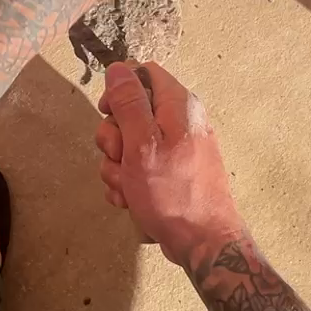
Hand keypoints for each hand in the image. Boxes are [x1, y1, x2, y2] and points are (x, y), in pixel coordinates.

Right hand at [94, 61, 247, 267]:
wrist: (202, 242)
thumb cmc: (172, 191)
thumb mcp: (142, 143)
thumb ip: (129, 103)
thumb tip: (117, 68)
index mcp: (178, 105)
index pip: (141, 73)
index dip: (119, 88)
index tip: (108, 111)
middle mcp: (177, 121)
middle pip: (128, 111)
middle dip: (113, 138)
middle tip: (121, 159)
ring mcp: (173, 149)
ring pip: (126, 144)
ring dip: (117, 167)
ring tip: (129, 188)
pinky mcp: (167, 174)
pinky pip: (135, 168)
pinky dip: (127, 184)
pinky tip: (131, 200)